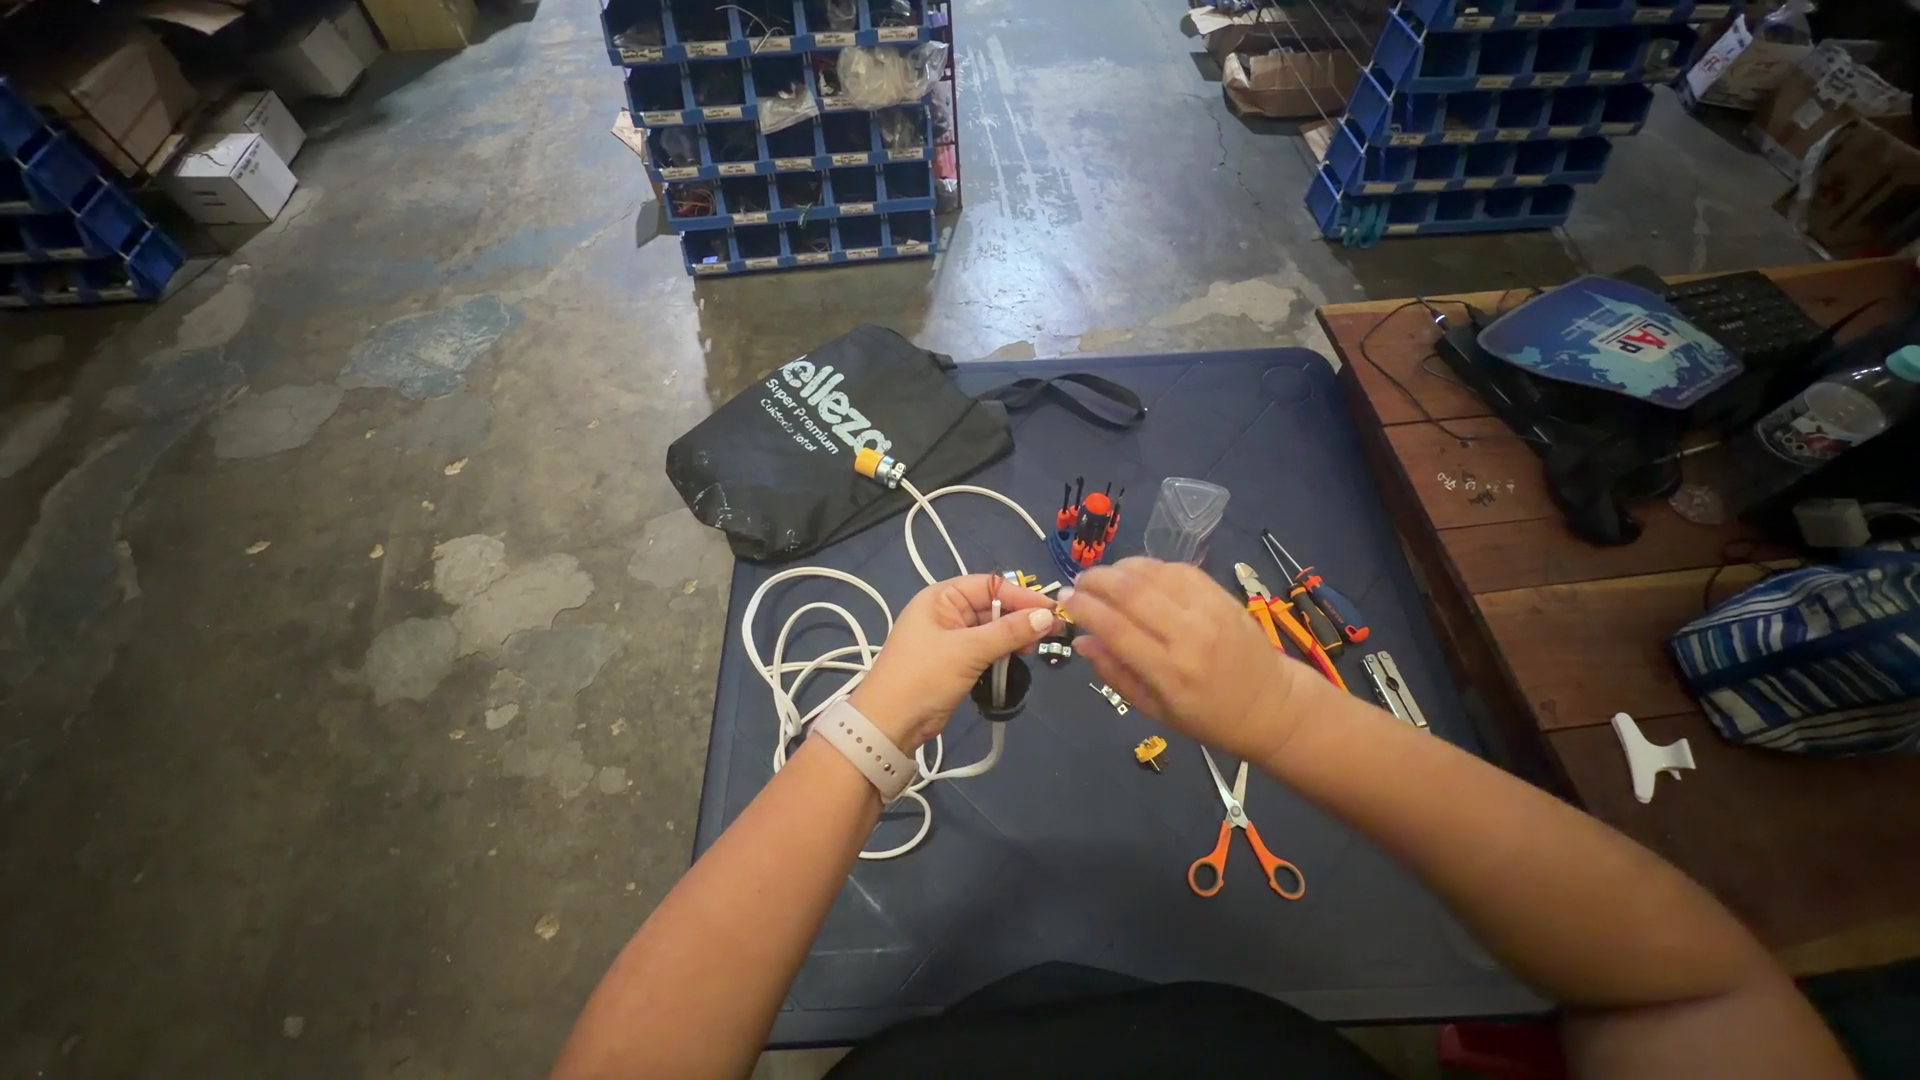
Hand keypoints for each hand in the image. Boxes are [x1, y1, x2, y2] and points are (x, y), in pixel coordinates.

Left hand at [851, 575, 1057, 751]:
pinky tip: (1022, 658)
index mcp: (941, 597)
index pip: (989, 585)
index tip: (1051, 610)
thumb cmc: (923, 676)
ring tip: (1037, 647)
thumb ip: (1008, 632)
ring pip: (993, 629)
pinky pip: (987, 648)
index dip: (1021, 595)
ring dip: (1014, 636)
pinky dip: (1004, 652)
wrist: (890, 723)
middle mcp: (946, 611)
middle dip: (1021, 616)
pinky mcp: (957, 662)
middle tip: (1051, 631)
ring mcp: (951, 638)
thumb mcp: (968, 650)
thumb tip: (1046, 616)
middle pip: (993, 606)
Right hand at [1064, 557, 1316, 760]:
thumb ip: (1115, 674)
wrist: (1272, 705)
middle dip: (1095, 580)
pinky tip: (1137, 574)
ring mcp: (1208, 611)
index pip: (1114, 628)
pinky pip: (1178, 569)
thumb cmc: (1209, 718)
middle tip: (1078, 582)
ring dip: (1119, 568)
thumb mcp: (1155, 711)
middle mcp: (1188, 636)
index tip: (1063, 600)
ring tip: (1103, 577)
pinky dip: (1150, 566)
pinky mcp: (1221, 595)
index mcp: (1169, 672)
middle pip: (1130, 592)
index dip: (1082, 609)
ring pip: (1153, 573)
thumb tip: (1080, 641)